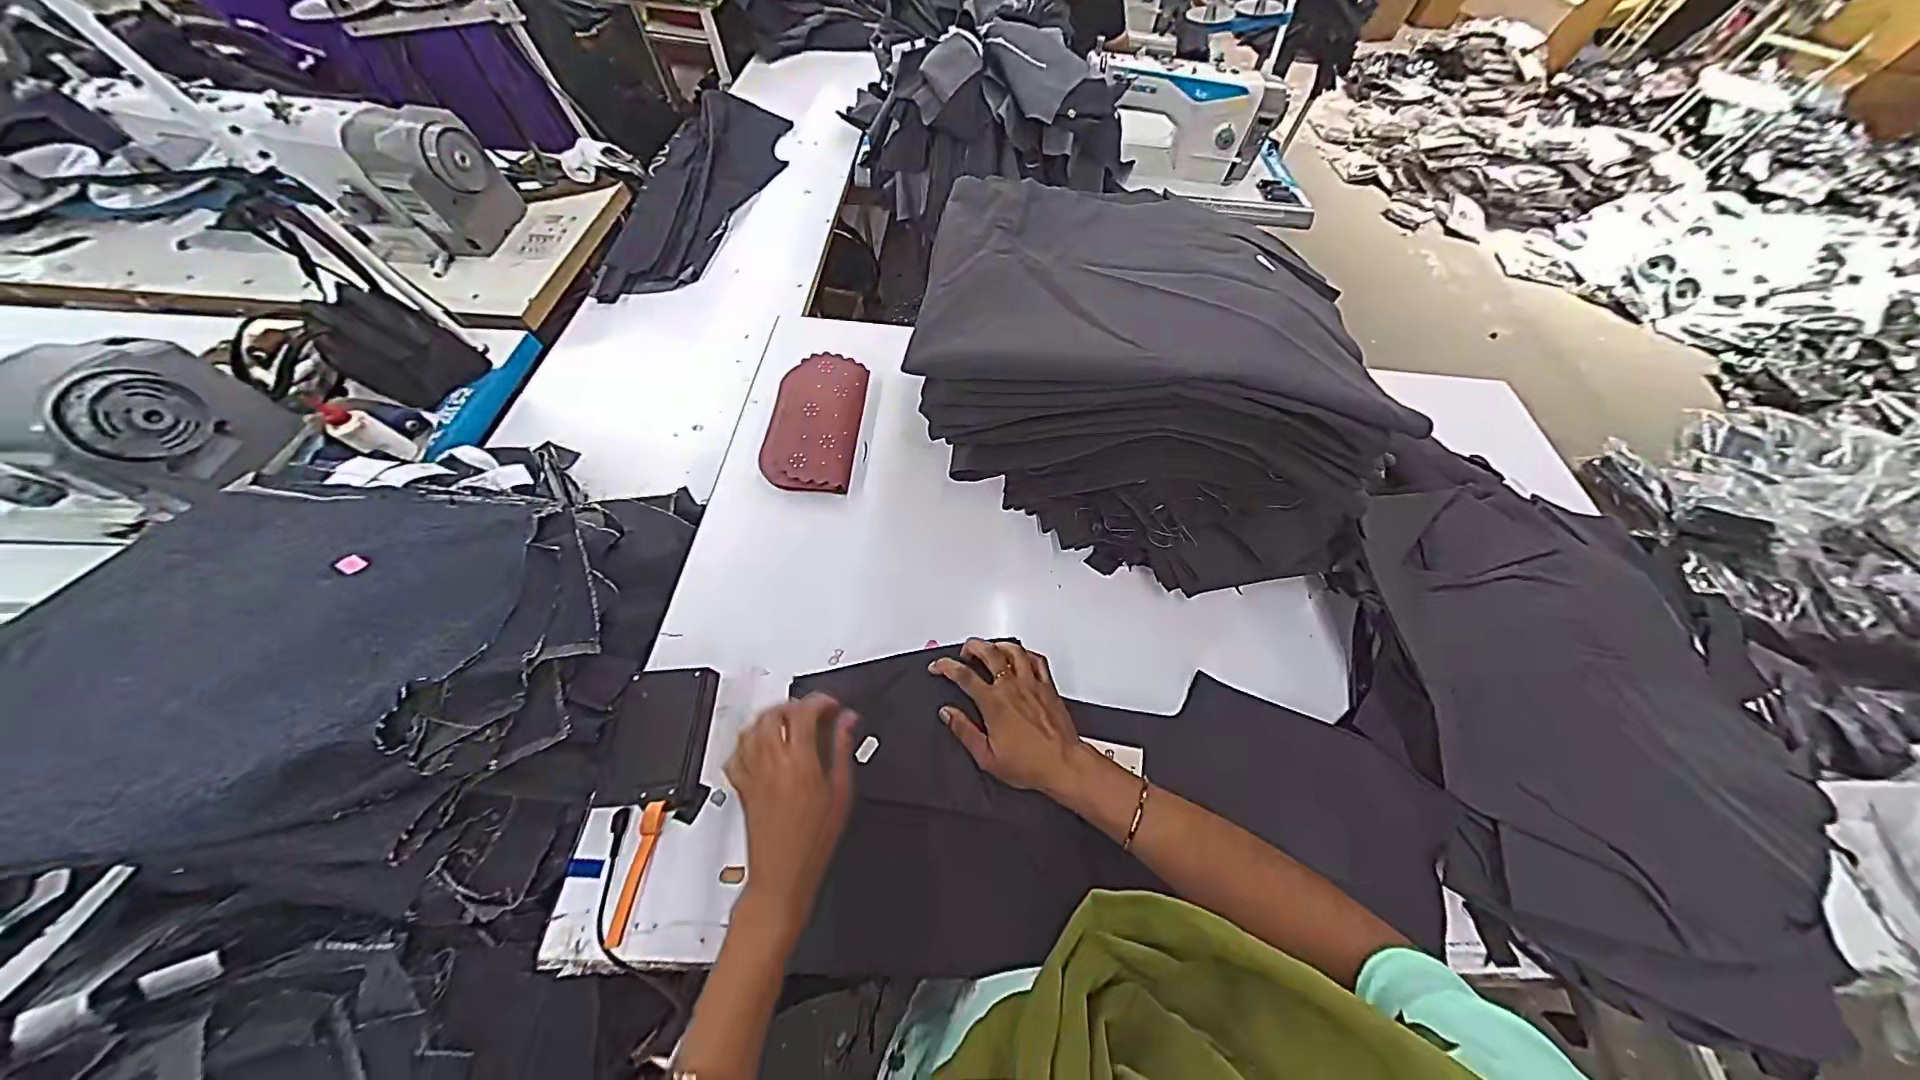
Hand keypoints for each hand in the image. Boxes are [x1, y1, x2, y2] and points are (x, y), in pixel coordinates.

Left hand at [723, 694, 856, 921]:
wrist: (783, 874)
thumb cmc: (813, 841)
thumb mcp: (840, 792)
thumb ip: (842, 750)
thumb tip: (846, 722)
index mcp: (799, 762)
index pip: (804, 713)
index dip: (820, 702)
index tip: (831, 707)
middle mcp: (772, 763)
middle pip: (774, 714)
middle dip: (794, 705)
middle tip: (811, 711)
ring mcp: (753, 773)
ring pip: (752, 728)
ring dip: (770, 717)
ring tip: (788, 721)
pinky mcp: (742, 786)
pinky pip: (737, 753)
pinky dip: (748, 741)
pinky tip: (761, 744)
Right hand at [930, 639, 1091, 796]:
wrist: (1063, 764)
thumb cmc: (1029, 764)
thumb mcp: (986, 756)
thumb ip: (964, 731)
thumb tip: (948, 714)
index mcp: (994, 703)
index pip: (964, 675)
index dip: (946, 667)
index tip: (939, 666)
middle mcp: (1012, 688)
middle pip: (988, 652)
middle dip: (972, 647)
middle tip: (964, 651)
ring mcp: (1032, 684)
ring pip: (1013, 650)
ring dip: (997, 645)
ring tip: (989, 647)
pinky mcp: (1048, 687)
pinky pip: (1037, 660)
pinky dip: (1025, 653)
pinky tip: (1021, 655)